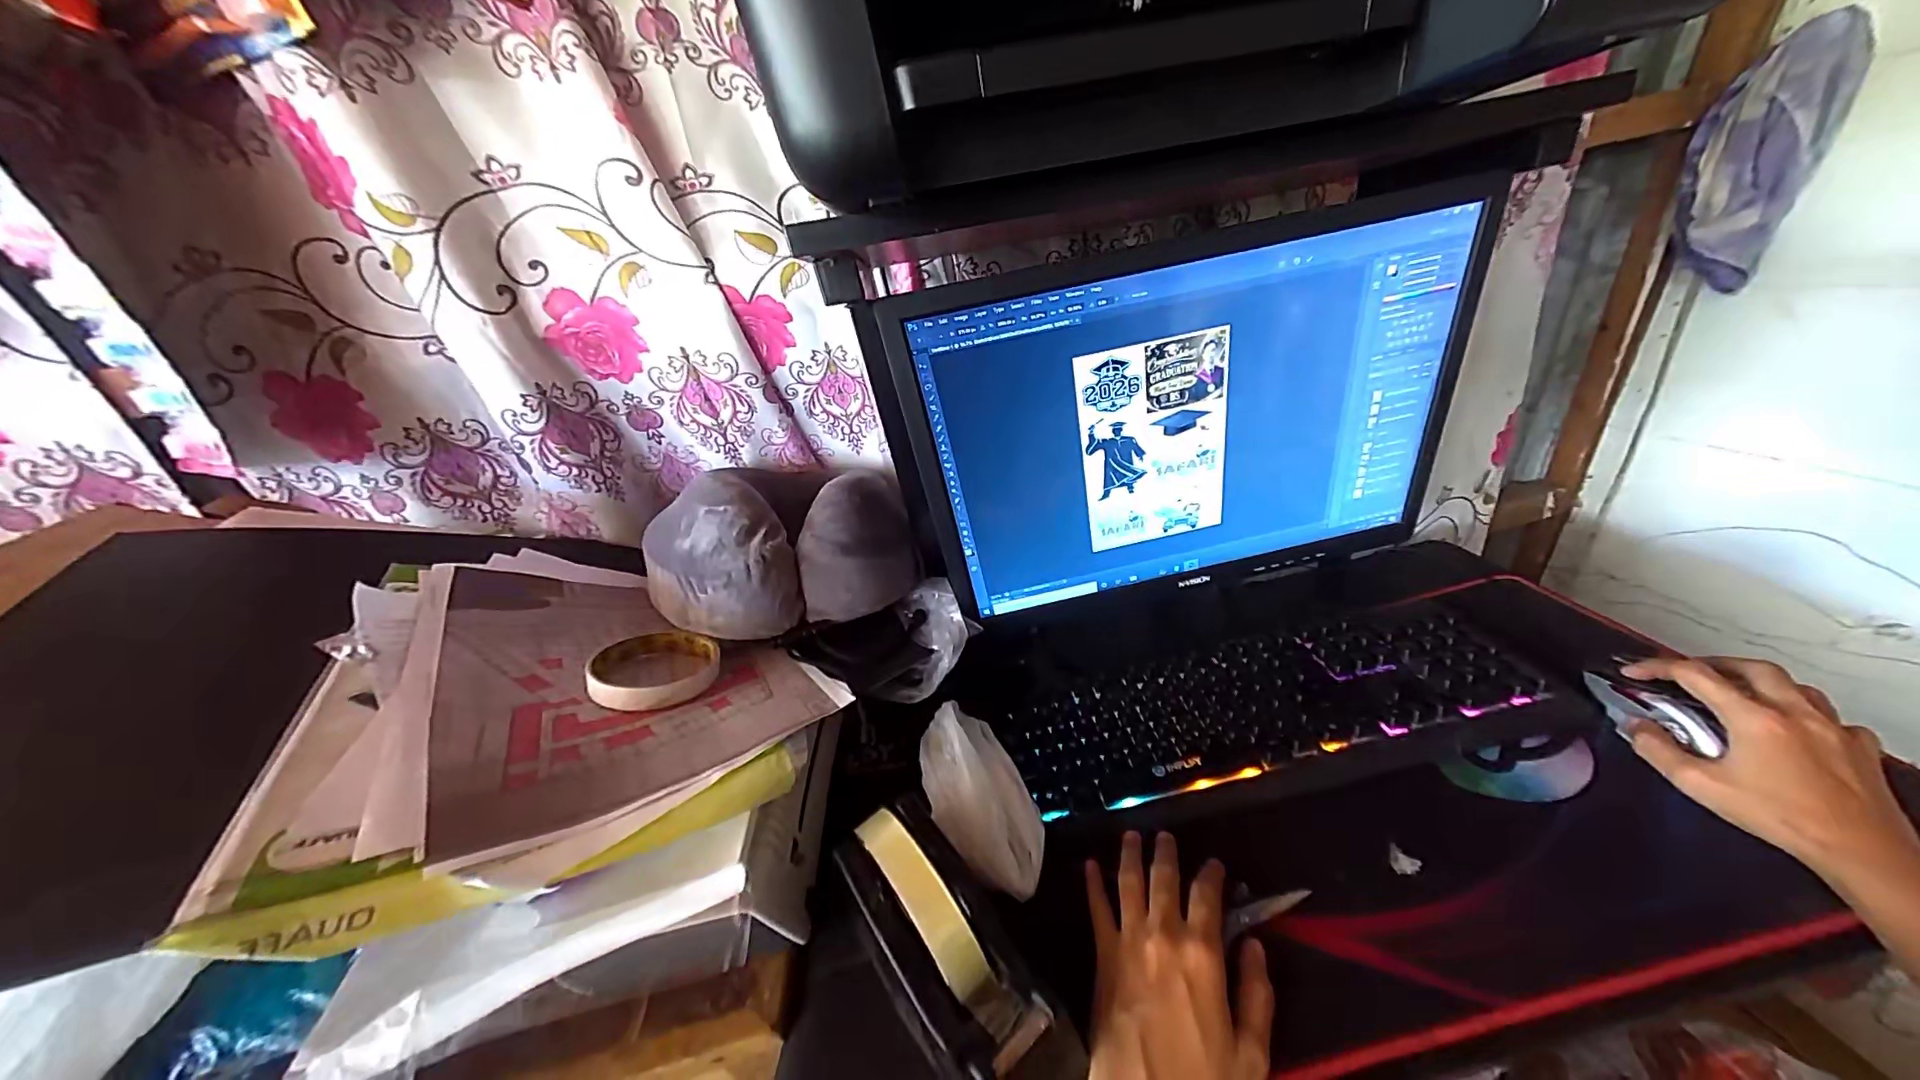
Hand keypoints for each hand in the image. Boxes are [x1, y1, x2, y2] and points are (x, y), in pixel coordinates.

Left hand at [1083, 832, 1272, 1079]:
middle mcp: (1163, 936)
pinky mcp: (1103, 956)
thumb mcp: (1250, 1051)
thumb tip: (1255, 945)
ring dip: (1130, 856)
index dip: (1211, 875)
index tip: (1215, 863)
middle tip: (1165, 835)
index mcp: (1203, 955)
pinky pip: (1097, 910)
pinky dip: (1093, 884)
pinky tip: (1089, 865)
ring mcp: (1128, 942)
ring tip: (1131, 835)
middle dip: (1166, 854)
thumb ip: (1257, 995)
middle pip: (1165, 881)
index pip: (1208, 897)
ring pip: (1129, 884)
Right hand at [1622, 657, 1919, 879]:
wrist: (1862, 852)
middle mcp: (1797, 714)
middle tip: (1689, 672)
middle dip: (1714, 663)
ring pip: (1796, 687)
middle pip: (1753, 668)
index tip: (1635, 671)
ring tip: (1740, 694)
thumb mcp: (1700, 785)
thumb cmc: (1780, 817)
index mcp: (1755, 718)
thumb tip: (1635, 725)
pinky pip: (1832, 717)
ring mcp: (1835, 729)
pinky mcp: (1861, 748)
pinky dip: (1806, 713)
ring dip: (1761, 682)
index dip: (1657, 667)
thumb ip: (1657, 750)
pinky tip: (1796, 728)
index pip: (1696, 675)